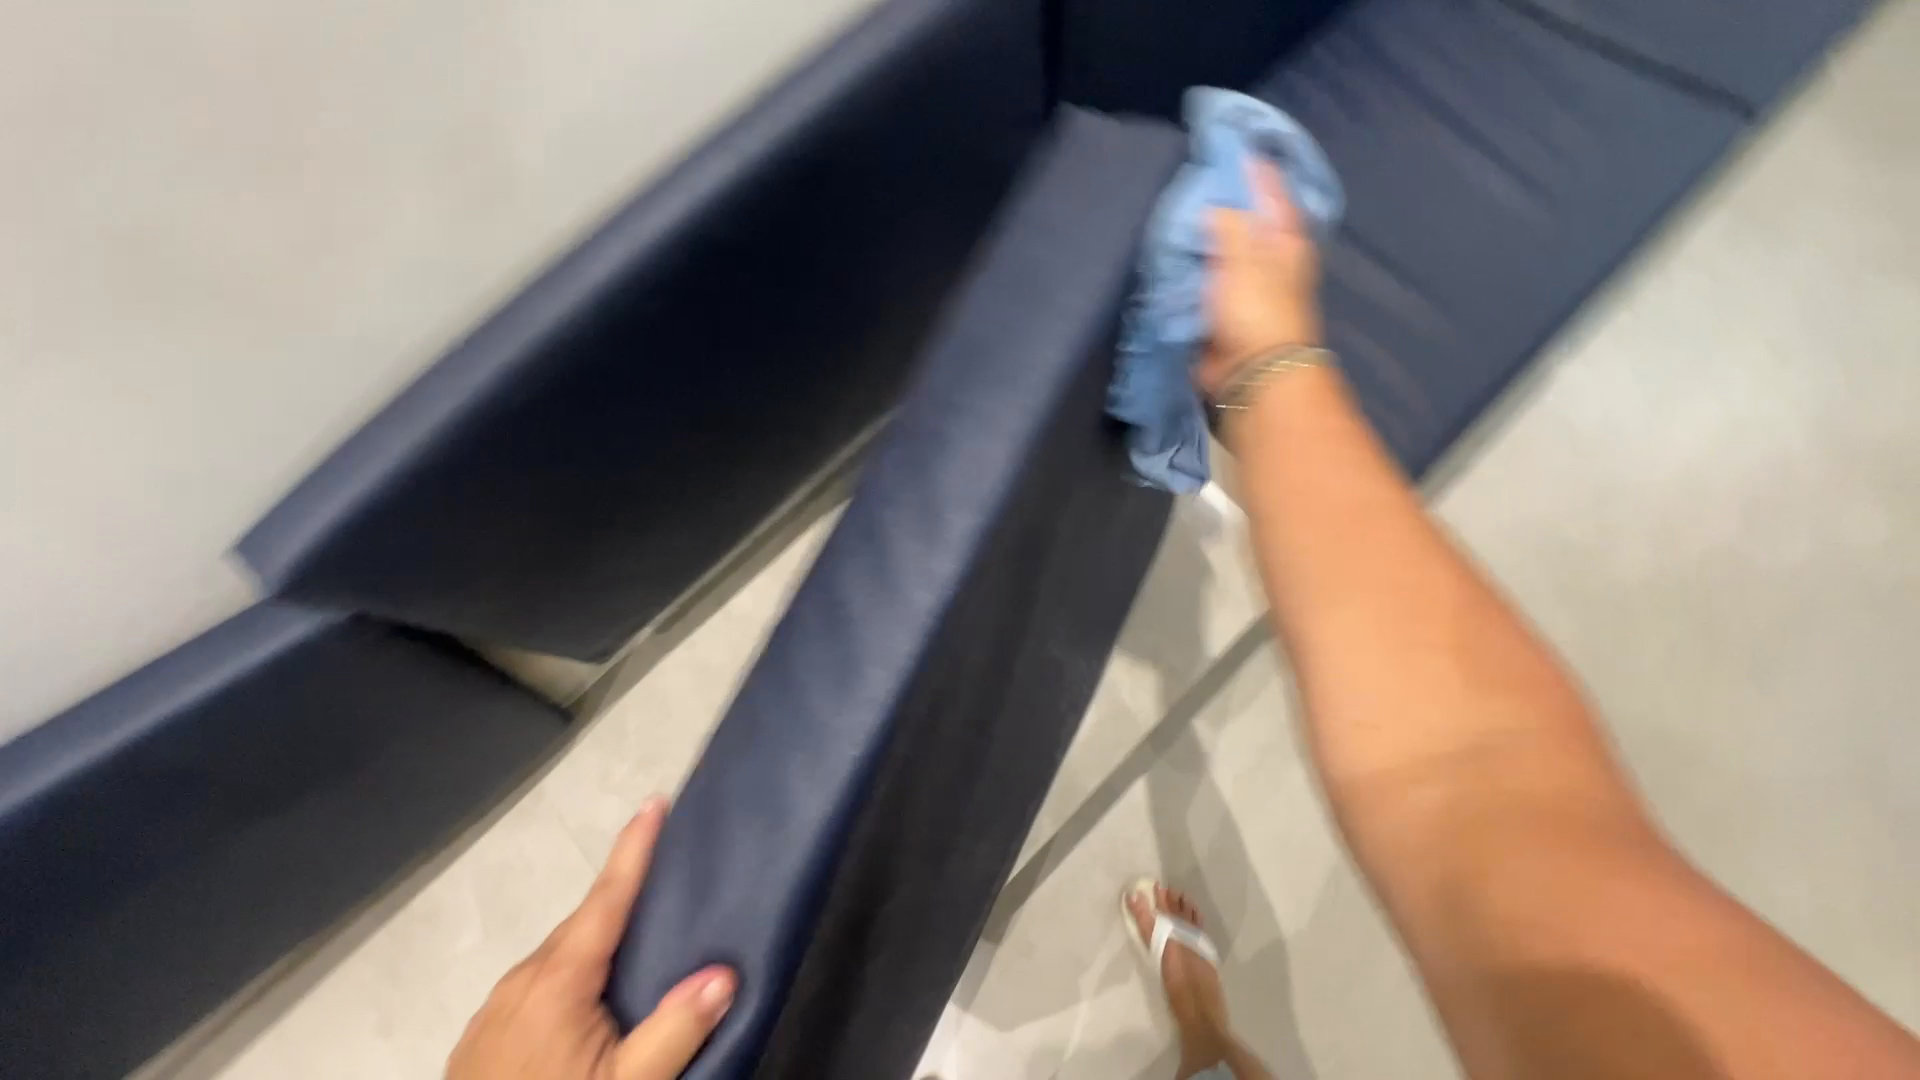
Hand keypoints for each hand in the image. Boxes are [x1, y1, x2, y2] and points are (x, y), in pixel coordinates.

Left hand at [447, 798, 733, 1079]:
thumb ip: (672, 1032)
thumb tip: (725, 973)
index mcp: (557, 981)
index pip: (606, 898)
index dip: (634, 848)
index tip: (654, 801)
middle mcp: (520, 981)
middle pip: (583, 925)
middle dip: (624, 900)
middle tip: (670, 890)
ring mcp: (492, 1012)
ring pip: (558, 957)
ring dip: (597, 945)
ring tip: (637, 956)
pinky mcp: (479, 1042)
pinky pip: (536, 987)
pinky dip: (568, 977)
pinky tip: (585, 1010)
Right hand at [1197, 160, 1323, 400]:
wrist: (1250, 373)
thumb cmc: (1256, 310)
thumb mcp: (1244, 256)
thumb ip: (1228, 224)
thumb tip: (1214, 206)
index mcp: (1285, 240)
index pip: (1272, 193)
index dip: (1254, 169)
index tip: (1233, 145)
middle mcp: (1267, 259)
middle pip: (1243, 221)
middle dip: (1221, 202)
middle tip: (1193, 176)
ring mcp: (1242, 288)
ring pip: (1218, 252)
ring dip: (1199, 238)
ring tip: (1173, 212)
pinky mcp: (1219, 313)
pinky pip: (1199, 284)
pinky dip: (1185, 272)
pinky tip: (1167, 256)